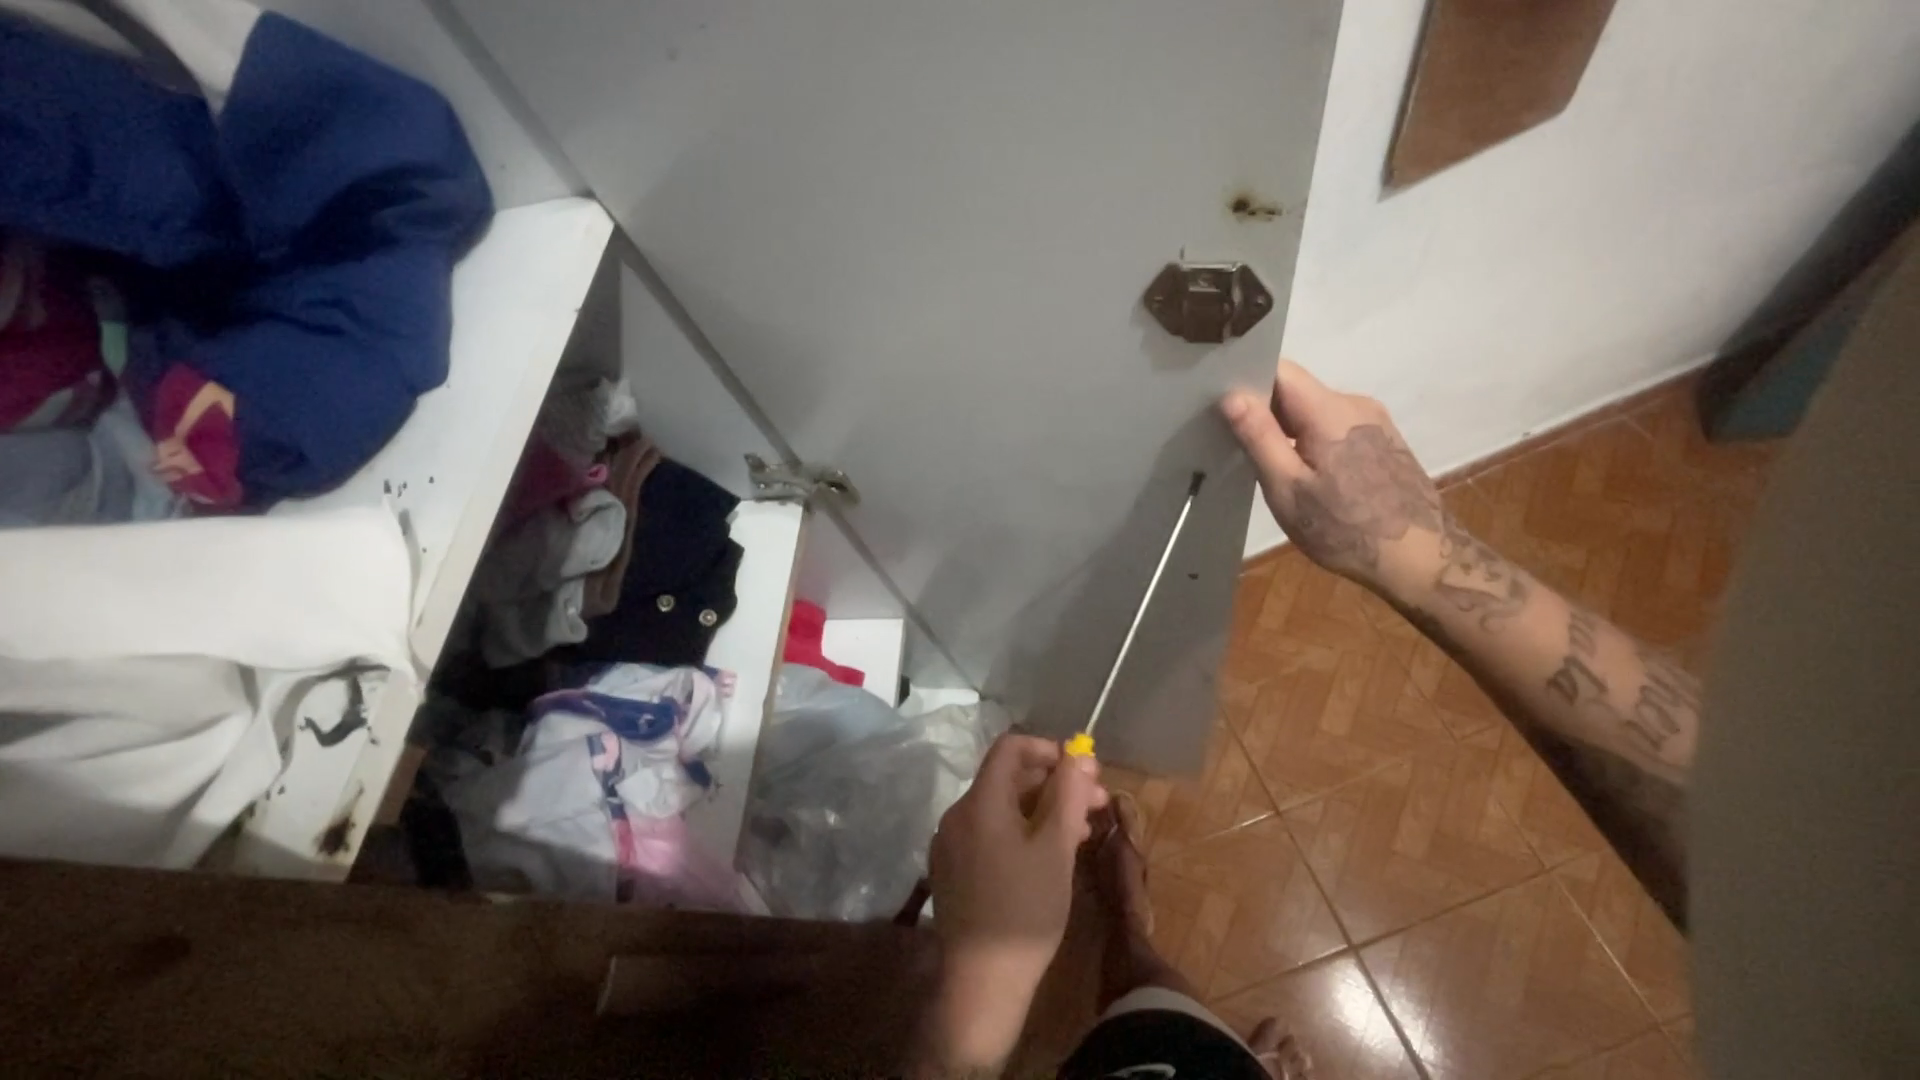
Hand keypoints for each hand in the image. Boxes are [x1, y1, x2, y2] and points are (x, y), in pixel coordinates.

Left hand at [918, 734, 1107, 1073]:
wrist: (982, 981)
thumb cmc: (1025, 910)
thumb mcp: (1056, 849)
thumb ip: (1068, 795)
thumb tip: (1078, 756)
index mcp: (980, 802)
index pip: (1010, 747)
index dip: (1048, 750)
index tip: (1082, 771)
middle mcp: (957, 814)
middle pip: (1007, 779)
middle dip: (1054, 784)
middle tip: (1095, 803)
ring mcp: (949, 843)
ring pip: (1001, 808)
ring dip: (1042, 810)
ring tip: (1081, 832)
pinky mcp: (951, 869)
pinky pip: (988, 833)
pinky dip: (1019, 832)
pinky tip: (1048, 856)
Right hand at [1221, 359, 1445, 600]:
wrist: (1420, 560)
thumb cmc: (1345, 529)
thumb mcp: (1288, 489)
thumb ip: (1259, 437)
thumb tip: (1231, 395)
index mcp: (1330, 410)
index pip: (1280, 370)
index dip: (1246, 381)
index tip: (1219, 406)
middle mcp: (1355, 404)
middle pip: (1297, 391)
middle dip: (1264, 411)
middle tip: (1234, 443)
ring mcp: (1374, 422)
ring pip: (1315, 411)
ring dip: (1287, 430)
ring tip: (1267, 466)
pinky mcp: (1383, 442)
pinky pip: (1334, 428)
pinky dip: (1311, 442)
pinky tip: (1304, 476)